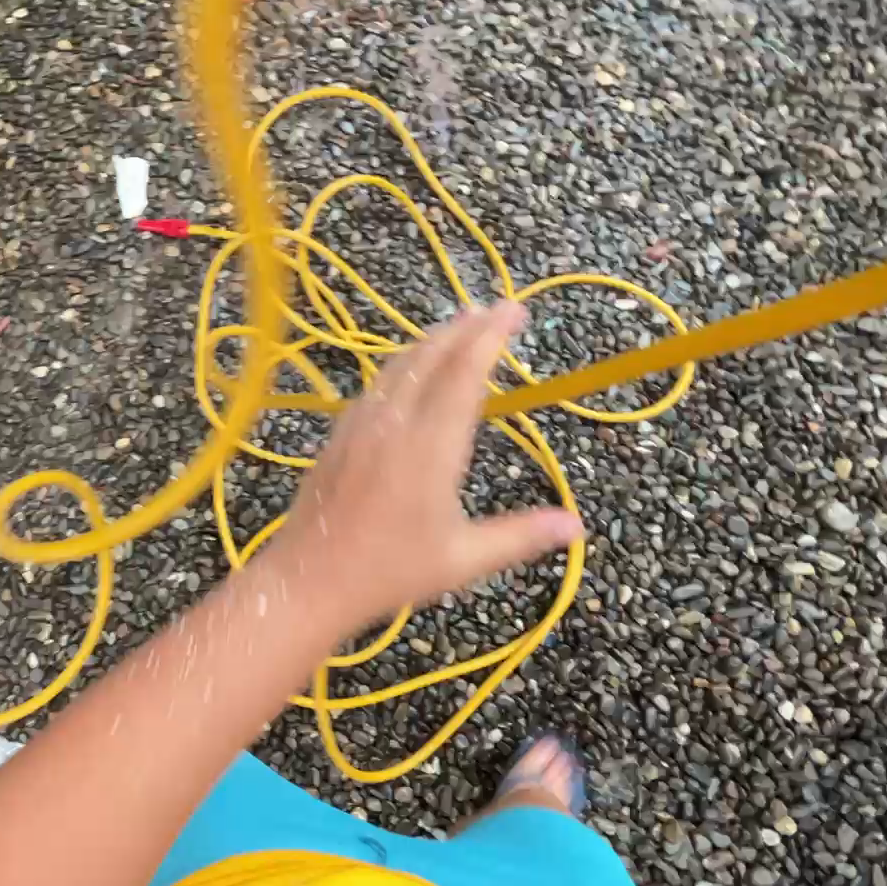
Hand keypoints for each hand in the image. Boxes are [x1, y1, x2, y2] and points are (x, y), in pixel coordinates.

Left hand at [258, 301, 582, 631]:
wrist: (309, 577)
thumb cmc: (388, 572)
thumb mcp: (463, 559)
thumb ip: (521, 535)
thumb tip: (577, 524)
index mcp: (429, 448)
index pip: (464, 376)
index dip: (489, 337)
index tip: (514, 309)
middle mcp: (391, 425)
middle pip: (428, 359)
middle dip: (463, 328)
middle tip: (495, 309)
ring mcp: (358, 426)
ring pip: (396, 367)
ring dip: (429, 342)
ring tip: (458, 327)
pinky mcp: (338, 435)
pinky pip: (374, 386)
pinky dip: (401, 366)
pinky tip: (409, 372)